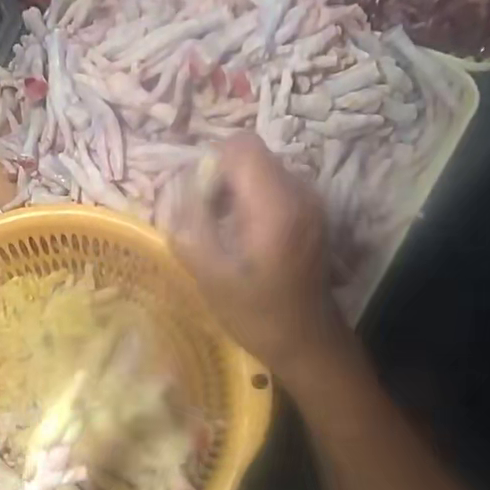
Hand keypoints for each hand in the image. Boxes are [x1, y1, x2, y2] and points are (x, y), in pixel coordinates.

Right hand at [172, 133, 353, 375]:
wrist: (309, 343)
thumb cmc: (257, 315)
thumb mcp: (210, 277)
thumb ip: (189, 225)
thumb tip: (177, 188)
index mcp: (276, 205)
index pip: (240, 147)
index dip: (210, 166)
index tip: (201, 204)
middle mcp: (300, 192)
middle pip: (250, 156)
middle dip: (221, 181)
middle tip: (207, 223)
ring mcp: (311, 202)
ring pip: (261, 171)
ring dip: (235, 193)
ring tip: (224, 234)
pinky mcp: (312, 214)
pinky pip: (274, 188)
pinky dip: (252, 203)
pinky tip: (245, 241)